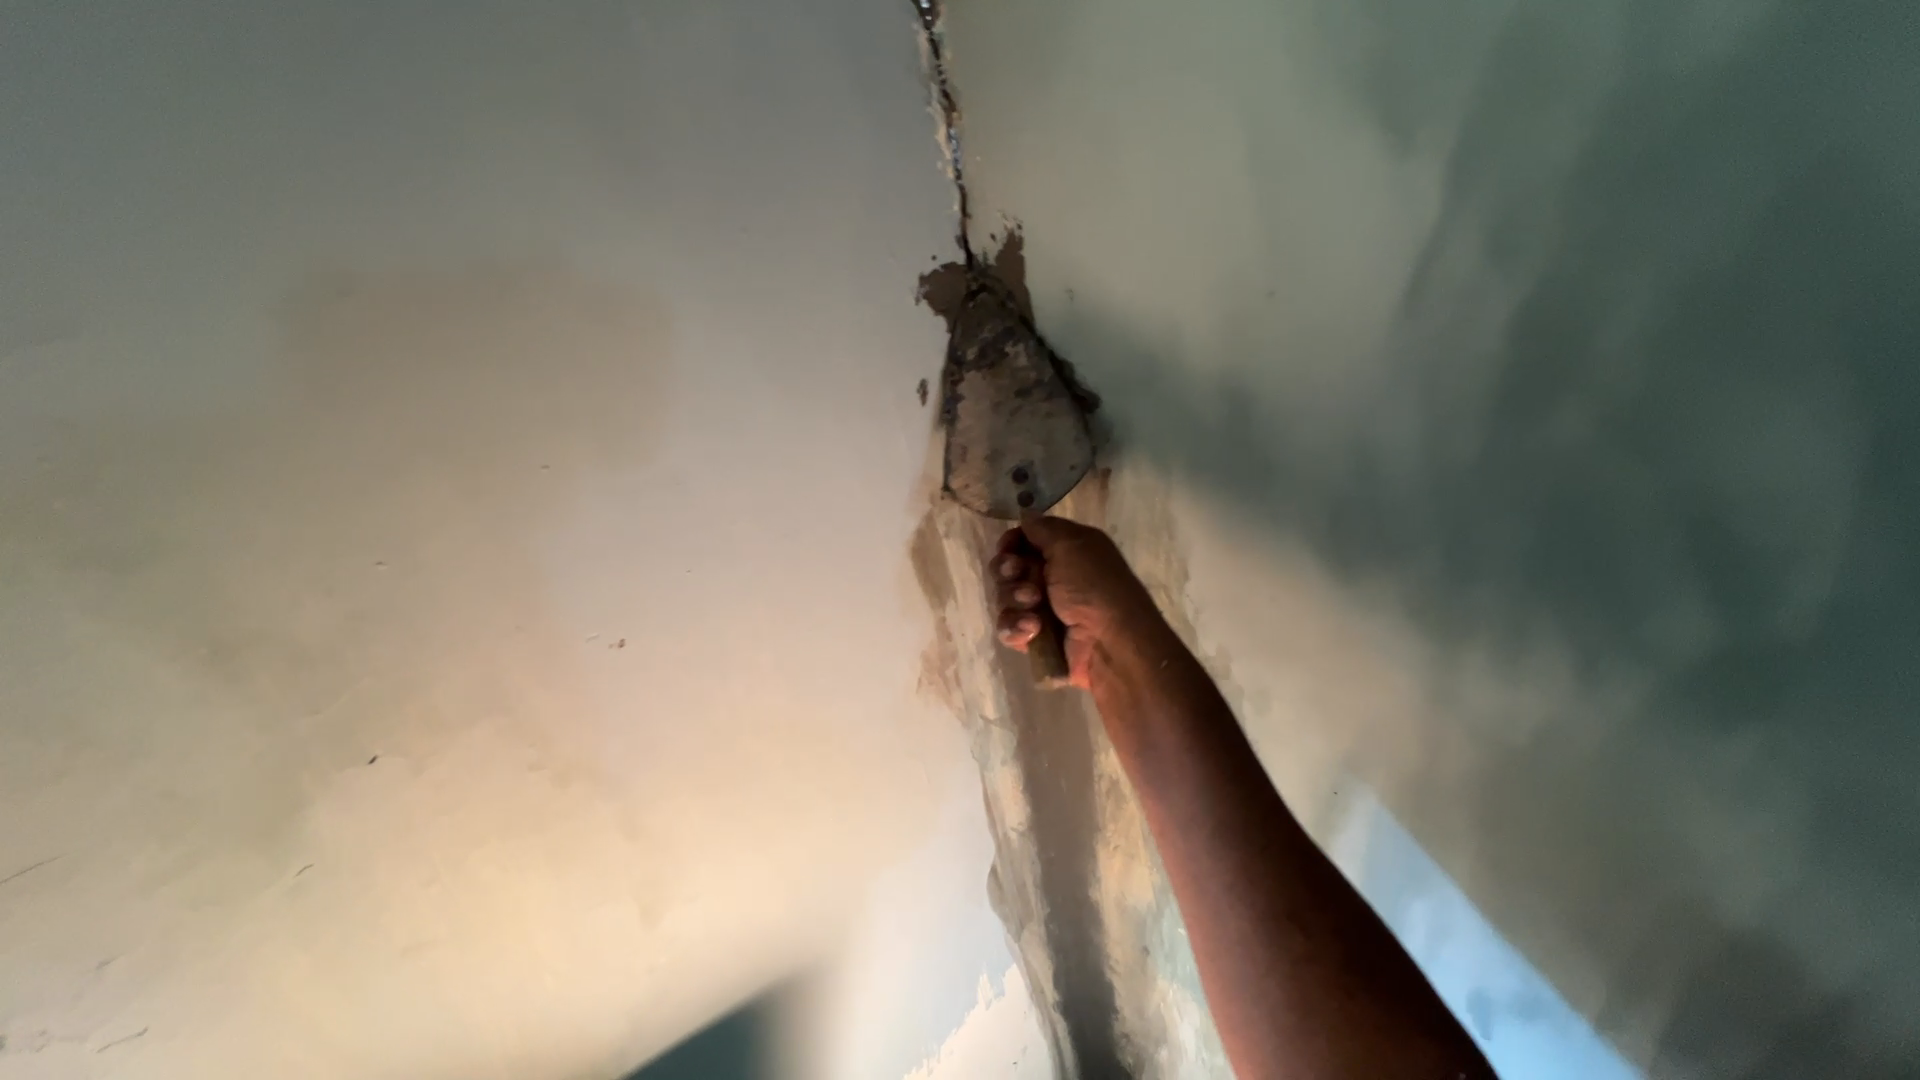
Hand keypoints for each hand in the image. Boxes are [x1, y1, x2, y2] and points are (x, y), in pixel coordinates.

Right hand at [992, 516, 1165, 689]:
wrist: (1110, 642)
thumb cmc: (1093, 586)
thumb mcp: (1072, 544)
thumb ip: (1043, 528)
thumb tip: (1025, 516)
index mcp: (1066, 550)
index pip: (1024, 540)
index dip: (1011, 543)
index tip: (1007, 549)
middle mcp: (1053, 577)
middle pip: (1008, 569)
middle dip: (1008, 573)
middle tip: (1021, 576)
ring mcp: (1043, 608)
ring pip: (1005, 598)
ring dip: (1014, 601)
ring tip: (1034, 607)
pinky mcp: (1035, 637)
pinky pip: (1009, 628)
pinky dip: (1015, 628)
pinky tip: (1032, 630)